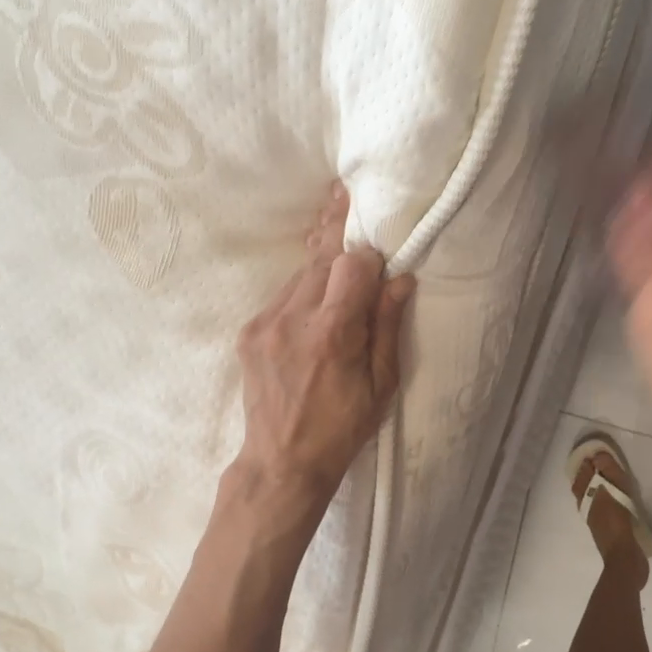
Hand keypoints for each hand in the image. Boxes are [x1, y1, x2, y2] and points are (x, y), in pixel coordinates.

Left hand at [222, 182, 414, 537]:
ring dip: (323, 265)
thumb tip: (401, 279)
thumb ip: (388, 326)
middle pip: (321, 257)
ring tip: (336, 248)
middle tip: (343, 190)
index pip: (351, 265)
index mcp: (333, 333)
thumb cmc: (344, 427)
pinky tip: (317, 302)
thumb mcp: (382, 383)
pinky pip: (284, 296)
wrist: (281, 462)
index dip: (368, 255)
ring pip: (301, 274)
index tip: (379, 247)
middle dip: (337, 229)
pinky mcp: (250, 332)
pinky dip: (305, 290)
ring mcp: (265, 324)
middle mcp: (293, 318)